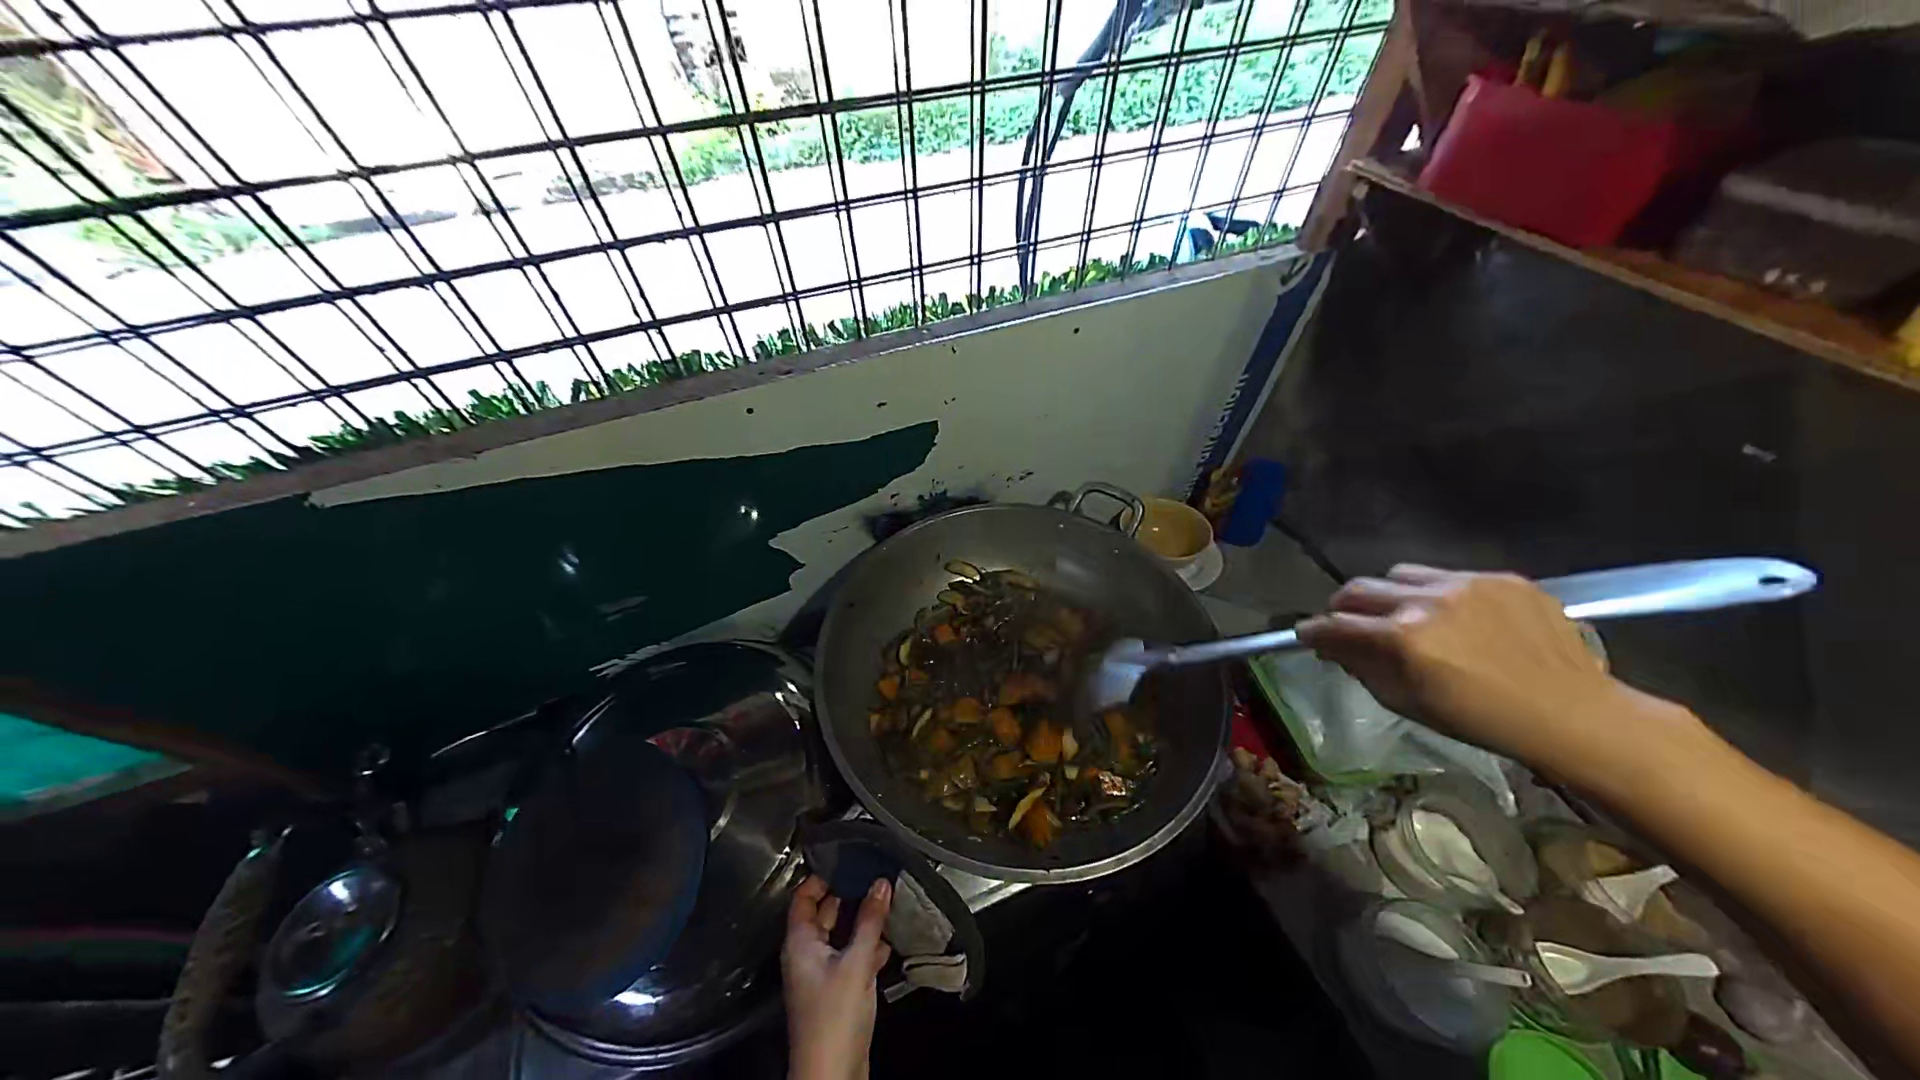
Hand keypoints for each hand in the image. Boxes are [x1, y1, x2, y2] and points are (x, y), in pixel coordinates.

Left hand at [782, 875, 891, 1079]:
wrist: (832, 1076)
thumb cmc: (834, 1015)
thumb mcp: (856, 962)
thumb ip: (869, 921)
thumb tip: (881, 882)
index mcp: (800, 942)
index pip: (804, 897)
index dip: (822, 876)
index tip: (847, 858)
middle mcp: (807, 954)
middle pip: (824, 913)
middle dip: (848, 894)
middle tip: (874, 872)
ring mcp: (822, 974)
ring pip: (841, 935)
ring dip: (861, 921)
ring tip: (887, 899)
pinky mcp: (837, 991)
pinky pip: (851, 957)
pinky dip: (867, 946)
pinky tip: (889, 940)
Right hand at [1295, 564, 1689, 779]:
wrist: (1574, 713)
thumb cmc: (1482, 720)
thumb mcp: (1409, 703)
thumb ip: (1364, 669)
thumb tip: (1335, 648)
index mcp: (1403, 638)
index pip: (1336, 624)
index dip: (1313, 631)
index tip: (1306, 634)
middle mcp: (1427, 601)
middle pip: (1359, 588)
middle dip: (1343, 607)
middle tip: (1347, 623)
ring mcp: (1466, 584)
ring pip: (1399, 574)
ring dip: (1388, 594)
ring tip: (1404, 614)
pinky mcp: (1500, 578)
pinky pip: (1447, 575)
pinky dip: (1436, 594)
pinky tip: (1455, 618)